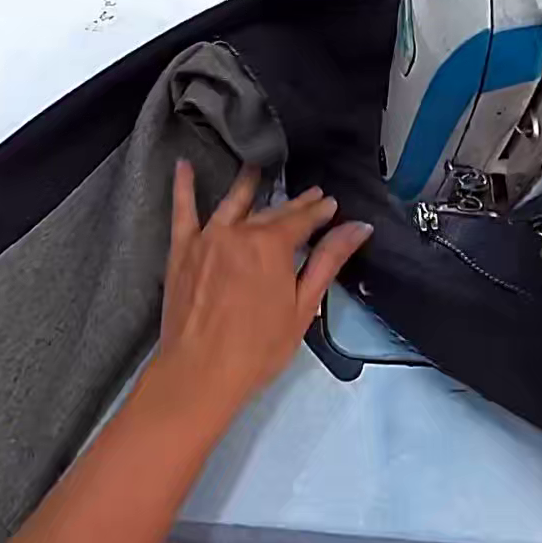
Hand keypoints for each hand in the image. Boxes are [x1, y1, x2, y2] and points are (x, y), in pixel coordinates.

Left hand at [153, 162, 371, 419]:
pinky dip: (183, 187)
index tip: (332, 204)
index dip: (320, 211)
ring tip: (258, 167)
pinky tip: (183, 165)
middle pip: (273, 212)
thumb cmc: (258, 347)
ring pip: (235, 204)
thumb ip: (329, 259)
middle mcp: (239, 232)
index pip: (303, 219)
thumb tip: (359, 226)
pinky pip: (183, 212)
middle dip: (295, 203)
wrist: (197, 377)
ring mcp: (207, 238)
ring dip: (249, 184)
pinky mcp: (182, 250)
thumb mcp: (303, 305)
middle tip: (312, 194)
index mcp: (271, 244)